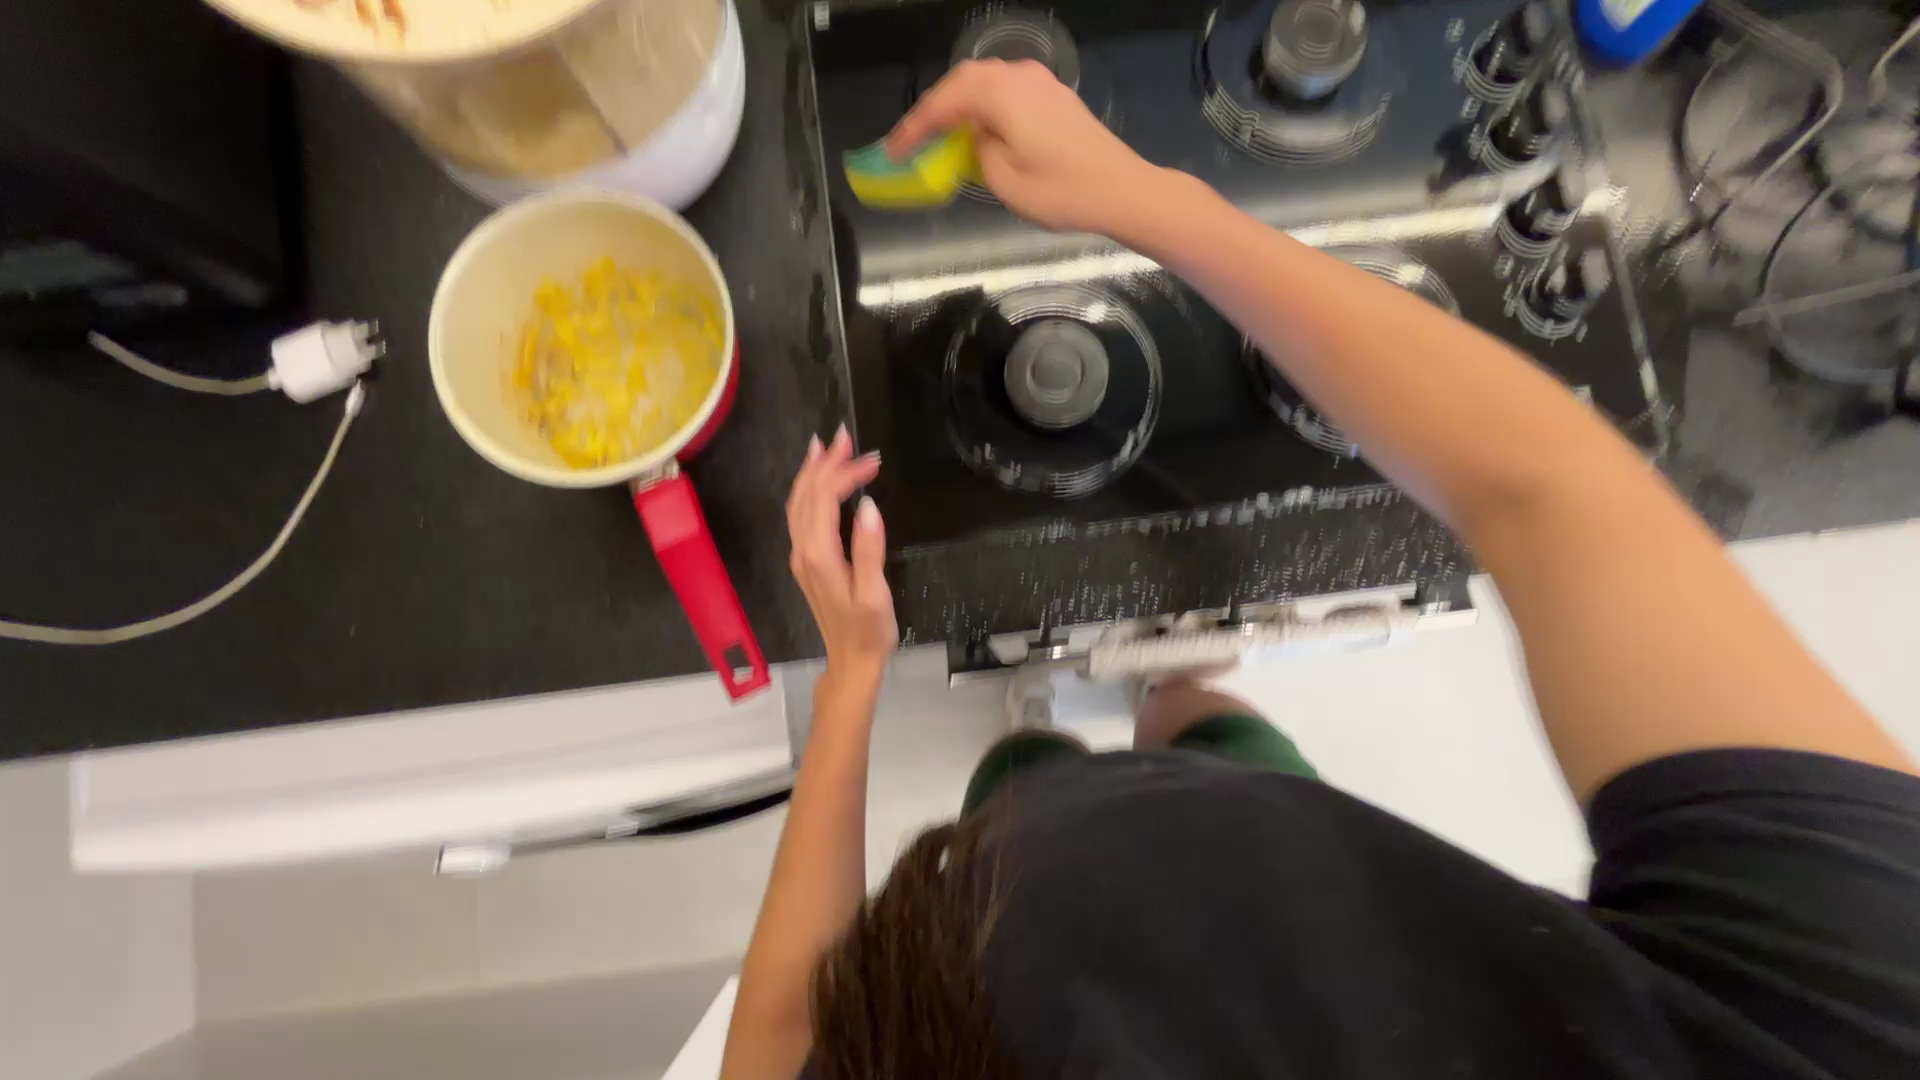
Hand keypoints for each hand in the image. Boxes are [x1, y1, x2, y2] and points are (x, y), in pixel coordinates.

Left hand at [786, 426, 897, 691]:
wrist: (851, 662)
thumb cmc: (869, 631)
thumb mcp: (874, 593)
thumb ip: (868, 548)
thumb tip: (867, 505)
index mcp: (819, 555)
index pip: (825, 498)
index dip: (846, 473)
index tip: (874, 461)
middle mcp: (803, 550)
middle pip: (806, 494)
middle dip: (824, 462)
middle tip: (845, 435)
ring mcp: (801, 556)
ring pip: (798, 502)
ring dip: (812, 472)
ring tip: (827, 446)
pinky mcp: (807, 562)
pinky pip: (801, 514)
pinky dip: (809, 490)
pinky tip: (818, 482)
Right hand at [886, 59, 1162, 234]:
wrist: (1122, 191)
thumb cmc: (1061, 192)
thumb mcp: (1005, 181)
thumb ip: (978, 153)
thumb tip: (976, 139)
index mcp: (1001, 92)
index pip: (943, 102)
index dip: (914, 127)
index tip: (893, 152)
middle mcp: (1019, 76)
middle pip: (963, 84)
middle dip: (934, 112)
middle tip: (912, 142)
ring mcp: (1041, 84)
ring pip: (986, 87)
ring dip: (960, 110)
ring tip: (941, 140)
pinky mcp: (1056, 99)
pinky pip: (1008, 96)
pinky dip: (986, 113)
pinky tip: (980, 136)